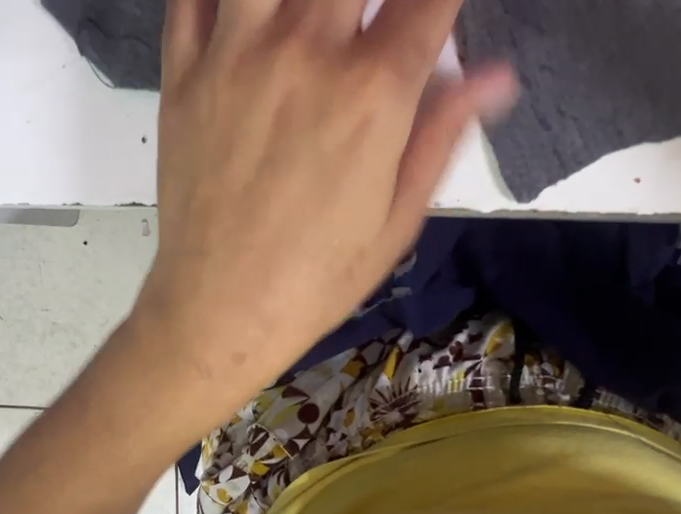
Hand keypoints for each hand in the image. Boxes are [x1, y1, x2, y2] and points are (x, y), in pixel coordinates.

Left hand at [137, 0, 516, 384]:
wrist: (218, 315)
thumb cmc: (313, 283)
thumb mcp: (396, 223)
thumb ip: (441, 135)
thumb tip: (497, 75)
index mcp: (373, 93)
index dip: (441, 0)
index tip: (432, 18)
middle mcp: (306, 53)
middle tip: (370, 27)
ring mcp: (236, 56)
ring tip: (314, 19)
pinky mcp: (183, 74)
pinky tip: (249, 9)